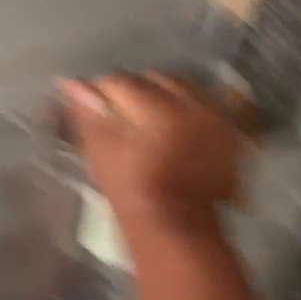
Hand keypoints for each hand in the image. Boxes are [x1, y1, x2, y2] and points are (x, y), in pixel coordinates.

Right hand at [60, 72, 240, 229]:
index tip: (92, 106)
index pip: (120, 81)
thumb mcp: (100, 150)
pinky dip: (189, 106)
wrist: (174, 221)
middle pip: (155, 78)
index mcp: (156, 109)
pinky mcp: (230, 131)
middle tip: (119, 112)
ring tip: (148, 116)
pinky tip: (176, 124)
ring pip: (184, 86)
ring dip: (163, 94)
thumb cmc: (128, 188)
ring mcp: (215, 117)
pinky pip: (207, 103)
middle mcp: (192, 105)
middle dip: (134, 89)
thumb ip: (88, 112)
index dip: (100, 92)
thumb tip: (70, 82)